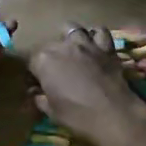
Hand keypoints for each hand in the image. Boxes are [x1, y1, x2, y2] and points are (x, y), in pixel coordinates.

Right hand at [28, 26, 145, 145]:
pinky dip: (95, 36)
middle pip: (50, 45)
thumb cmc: (78, 116)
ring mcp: (86, 44)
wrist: (114, 116)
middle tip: (56, 74)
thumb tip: (35, 92)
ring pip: (73, 29)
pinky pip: (99, 32)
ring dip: (69, 38)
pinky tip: (94, 46)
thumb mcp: (52, 112)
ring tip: (72, 52)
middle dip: (49, 57)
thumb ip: (40, 98)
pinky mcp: (106, 47)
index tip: (39, 84)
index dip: (35, 73)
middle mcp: (63, 46)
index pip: (31, 61)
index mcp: (44, 61)